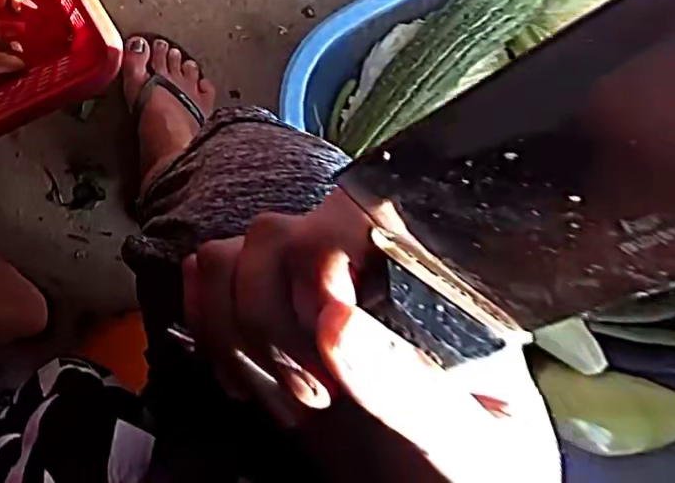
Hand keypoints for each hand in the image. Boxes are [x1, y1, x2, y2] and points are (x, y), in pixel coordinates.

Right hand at [183, 192, 558, 482]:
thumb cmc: (471, 472)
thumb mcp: (469, 448)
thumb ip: (409, 389)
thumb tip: (334, 322)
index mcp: (417, 270)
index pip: (342, 218)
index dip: (319, 280)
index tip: (331, 363)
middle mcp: (350, 252)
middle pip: (272, 238)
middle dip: (277, 327)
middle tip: (317, 397)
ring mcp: (298, 273)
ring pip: (226, 253)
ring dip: (236, 331)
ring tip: (281, 390)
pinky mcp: (259, 298)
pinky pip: (202, 276)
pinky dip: (207, 324)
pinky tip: (244, 374)